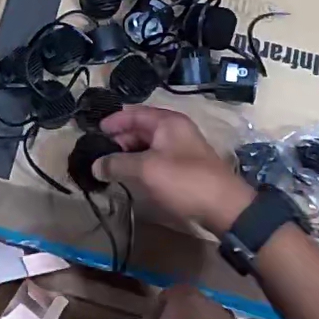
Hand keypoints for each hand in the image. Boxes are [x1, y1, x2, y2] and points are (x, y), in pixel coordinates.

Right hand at [95, 106, 255, 233]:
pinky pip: (156, 157)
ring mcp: (181, 147)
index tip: (94, 132)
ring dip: (129, 153)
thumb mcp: (145, 169)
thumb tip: (95, 165)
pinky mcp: (184, 165)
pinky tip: (131, 175)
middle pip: (140, 128)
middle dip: (119, 139)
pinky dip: (141, 162)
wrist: (223, 205)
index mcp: (167, 121)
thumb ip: (117, 164)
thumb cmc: (183, 180)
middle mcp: (175, 129)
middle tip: (99, 154)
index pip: (134, 113)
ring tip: (111, 166)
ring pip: (148, 144)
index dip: (113, 121)